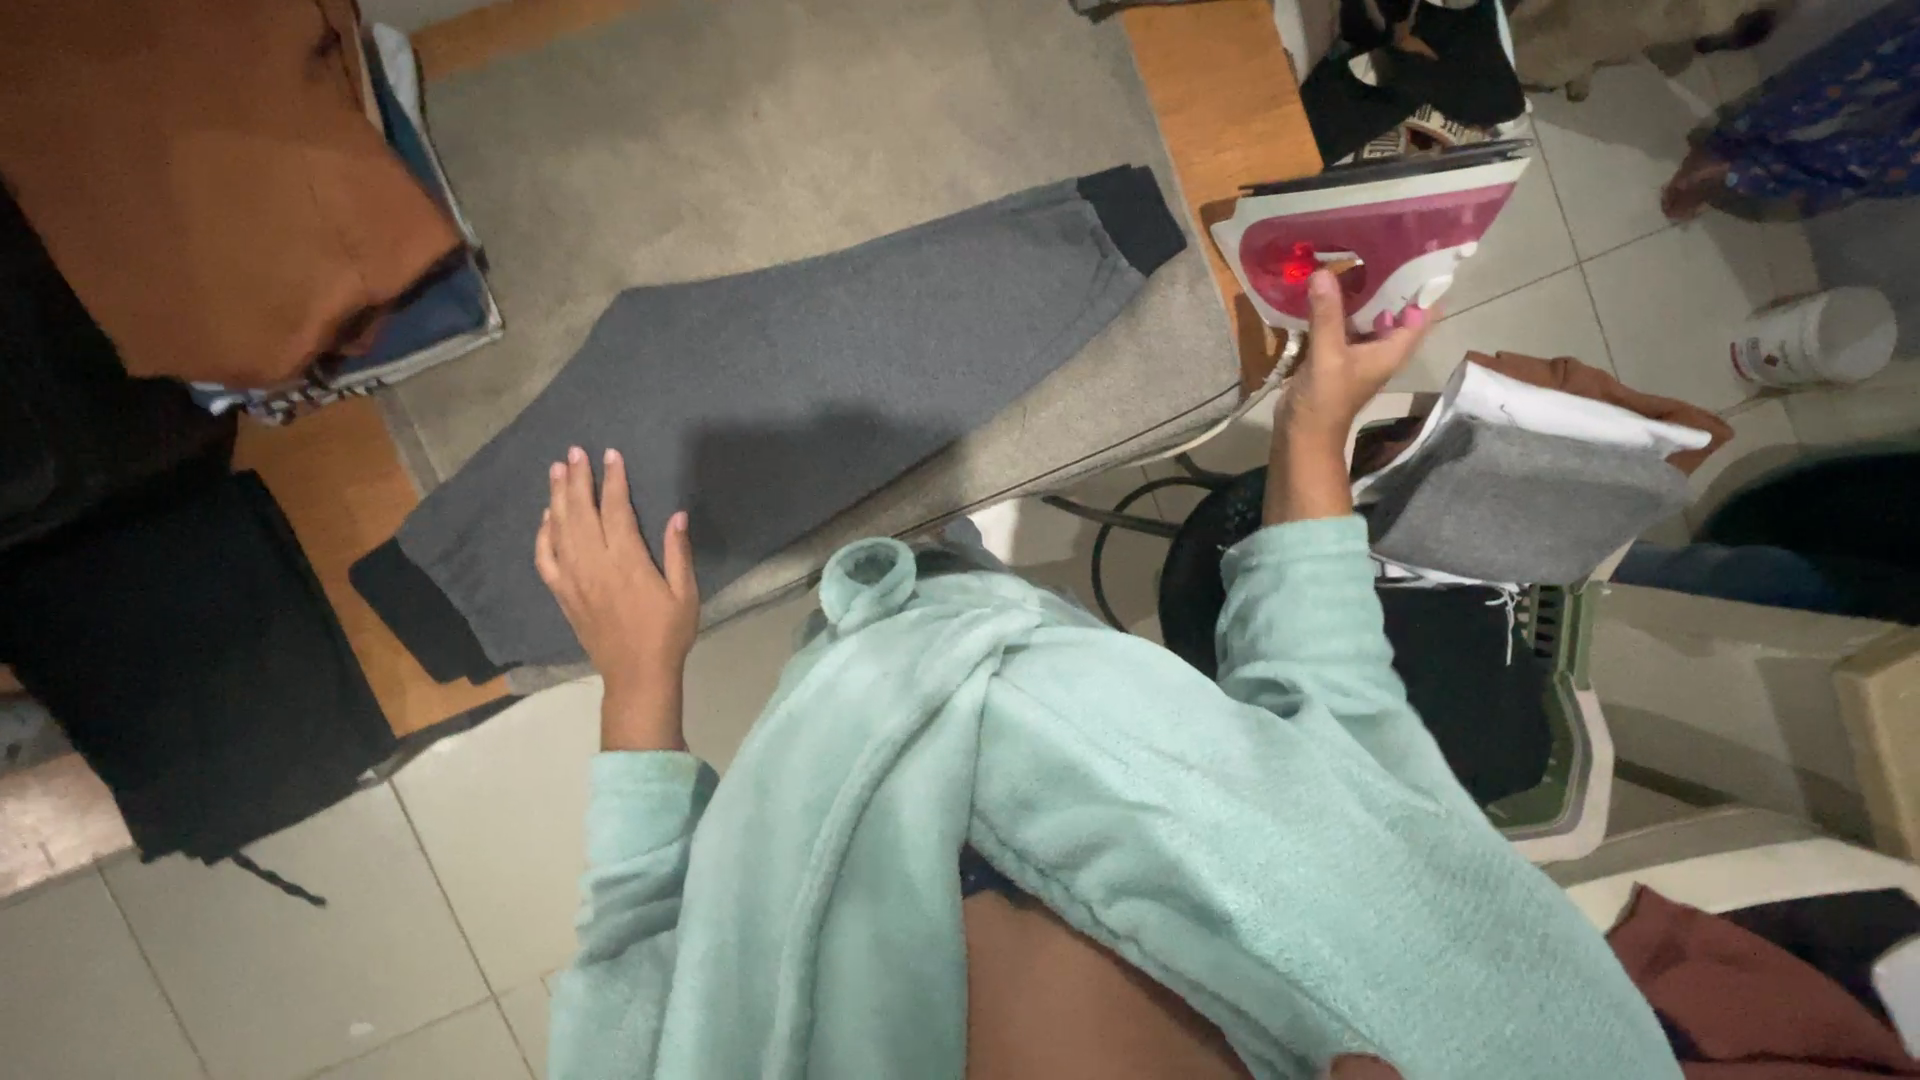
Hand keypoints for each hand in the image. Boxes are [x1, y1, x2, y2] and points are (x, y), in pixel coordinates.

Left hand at [535, 446, 697, 751]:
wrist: (636, 674)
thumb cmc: (668, 633)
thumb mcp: (685, 593)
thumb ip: (678, 553)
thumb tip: (677, 515)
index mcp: (627, 561)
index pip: (616, 509)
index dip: (613, 480)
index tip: (611, 456)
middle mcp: (594, 564)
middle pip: (581, 512)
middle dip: (578, 479)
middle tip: (575, 453)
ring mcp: (574, 579)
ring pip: (560, 529)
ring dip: (557, 498)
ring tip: (557, 471)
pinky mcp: (563, 594)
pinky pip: (546, 558)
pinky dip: (543, 534)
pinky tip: (545, 518)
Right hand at [1263, 269, 1433, 525]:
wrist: (1302, 433)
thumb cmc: (1326, 400)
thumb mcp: (1328, 355)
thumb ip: (1327, 315)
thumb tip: (1322, 273)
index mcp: (1393, 348)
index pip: (1423, 310)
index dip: (1425, 284)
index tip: (1418, 251)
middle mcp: (1382, 346)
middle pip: (1396, 307)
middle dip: (1390, 280)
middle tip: (1378, 246)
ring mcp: (1358, 350)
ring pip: (1368, 313)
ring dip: (1362, 292)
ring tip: (1352, 259)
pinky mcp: (1335, 354)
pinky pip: (1344, 323)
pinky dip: (1339, 307)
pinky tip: (1326, 289)